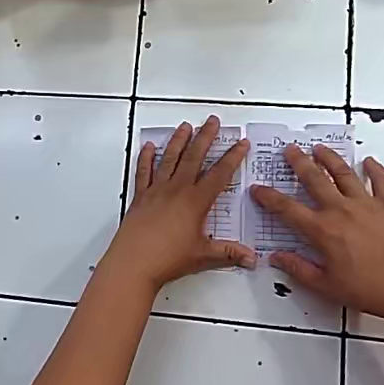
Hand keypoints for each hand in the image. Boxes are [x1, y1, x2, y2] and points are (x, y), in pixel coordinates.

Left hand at [100, 117, 255, 289]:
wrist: (134, 262)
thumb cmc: (166, 259)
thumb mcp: (203, 256)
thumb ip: (228, 253)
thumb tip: (249, 257)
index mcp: (195, 202)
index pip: (219, 174)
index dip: (232, 157)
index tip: (241, 144)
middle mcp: (176, 191)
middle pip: (194, 157)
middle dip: (205, 137)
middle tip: (212, 122)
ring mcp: (156, 191)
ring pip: (170, 159)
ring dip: (178, 141)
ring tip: (185, 127)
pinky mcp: (140, 197)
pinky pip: (144, 172)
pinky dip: (147, 158)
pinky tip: (149, 147)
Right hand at [249, 145, 383, 326]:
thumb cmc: (375, 289)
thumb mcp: (326, 285)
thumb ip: (298, 269)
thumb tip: (279, 259)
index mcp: (322, 231)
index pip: (286, 209)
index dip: (268, 197)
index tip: (259, 190)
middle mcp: (342, 212)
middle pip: (314, 180)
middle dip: (298, 163)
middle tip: (290, 152)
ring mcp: (367, 206)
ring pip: (343, 174)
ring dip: (329, 159)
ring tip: (320, 150)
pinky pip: (381, 182)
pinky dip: (374, 170)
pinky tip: (370, 162)